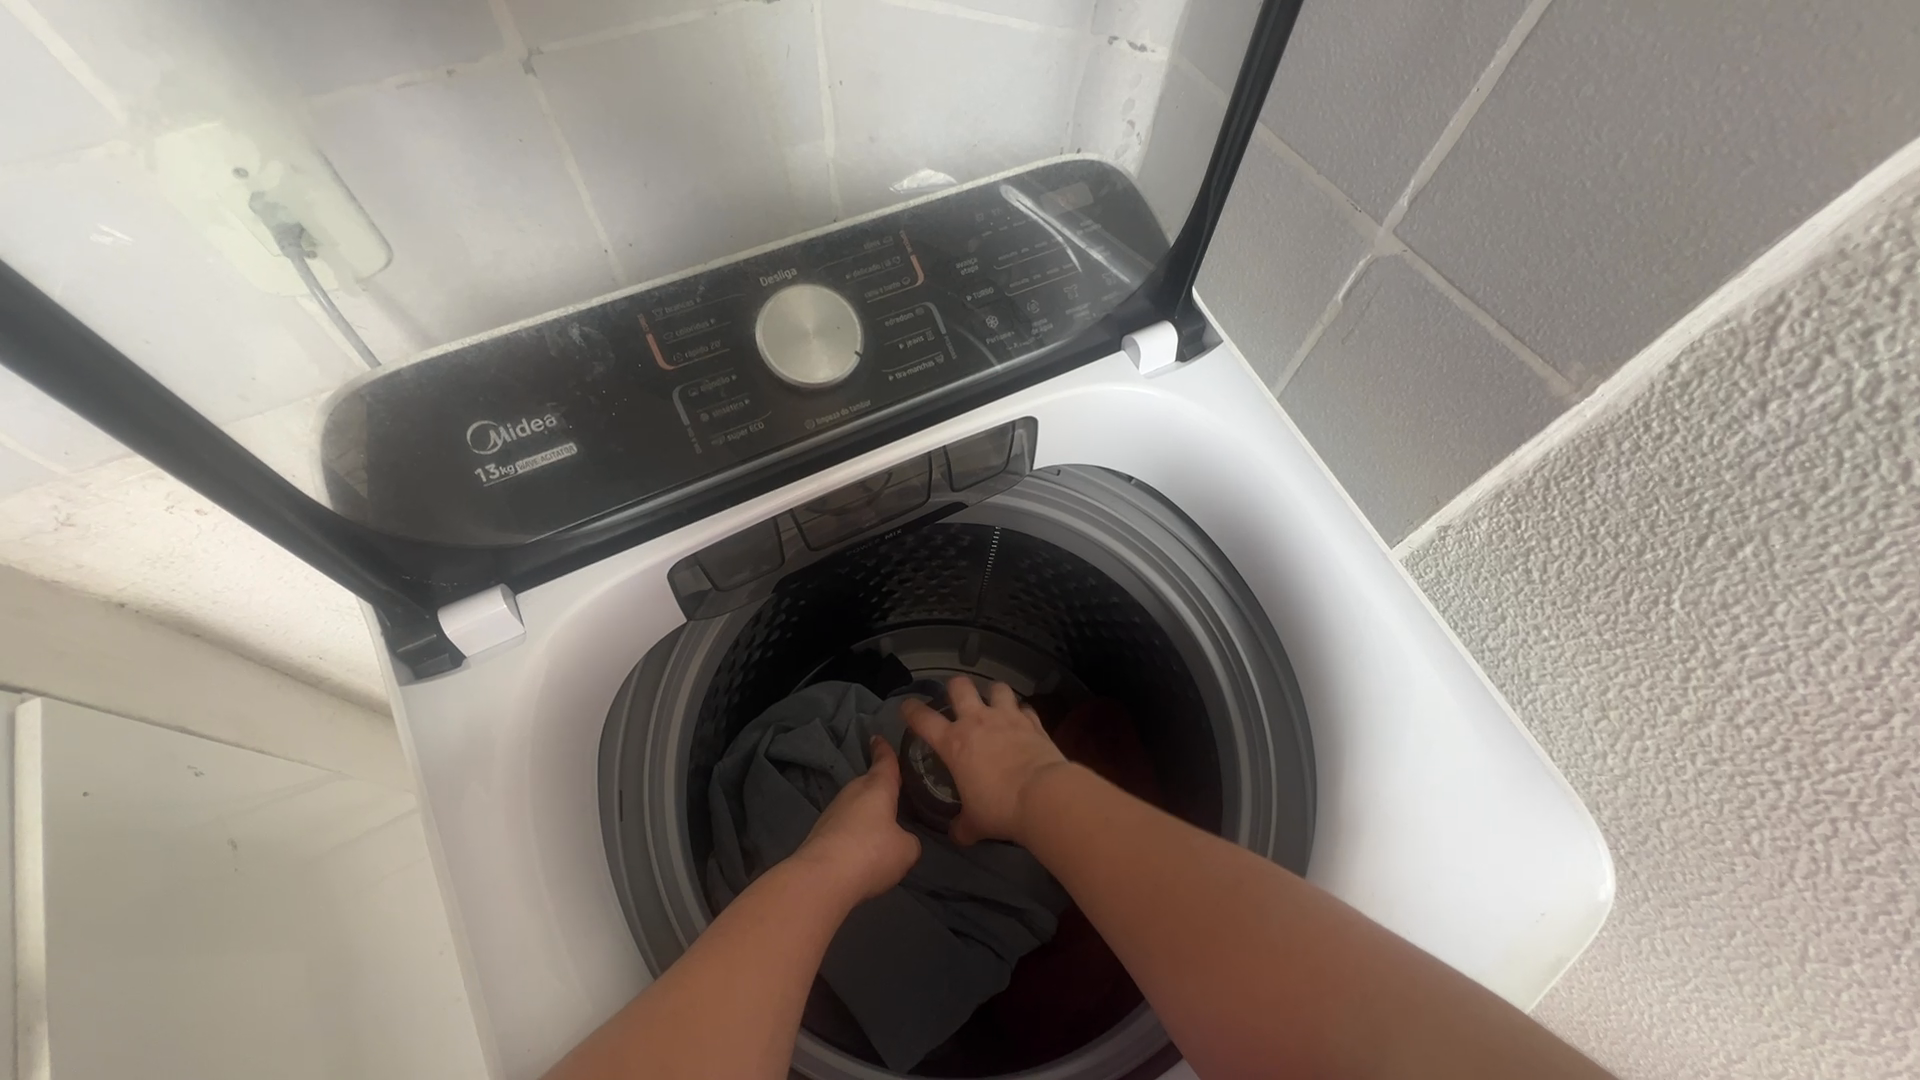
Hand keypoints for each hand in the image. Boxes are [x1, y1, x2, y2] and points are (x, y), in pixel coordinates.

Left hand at [791, 737, 920, 900]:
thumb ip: (909, 839)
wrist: (822, 878)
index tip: (878, 737)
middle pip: (868, 784)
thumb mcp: (906, 850)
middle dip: (879, 788)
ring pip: (855, 805)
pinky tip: (861, 850)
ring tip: (880, 828)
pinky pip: (844, 825)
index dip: (884, 750)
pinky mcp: (820, 833)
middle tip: (893, 795)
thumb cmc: (871, 853)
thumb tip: (900, 840)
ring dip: (866, 814)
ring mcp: (833, 812)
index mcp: (877, 787)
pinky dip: (854, 833)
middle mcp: (853, 792)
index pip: (884, 762)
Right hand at [901, 677, 1070, 845]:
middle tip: (956, 697)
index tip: (908, 707)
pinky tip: (1023, 723)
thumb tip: (958, 834)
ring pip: (997, 688)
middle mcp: (978, 721)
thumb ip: (962, 826)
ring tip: (994, 703)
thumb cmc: (999, 808)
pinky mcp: (1033, 722)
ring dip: (993, 694)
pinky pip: (1025, 708)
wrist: (1043, 796)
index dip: (912, 710)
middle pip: (960, 686)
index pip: (923, 719)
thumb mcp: (974, 824)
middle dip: (955, 688)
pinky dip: (1022, 714)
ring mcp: (1007, 718)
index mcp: (954, 742)